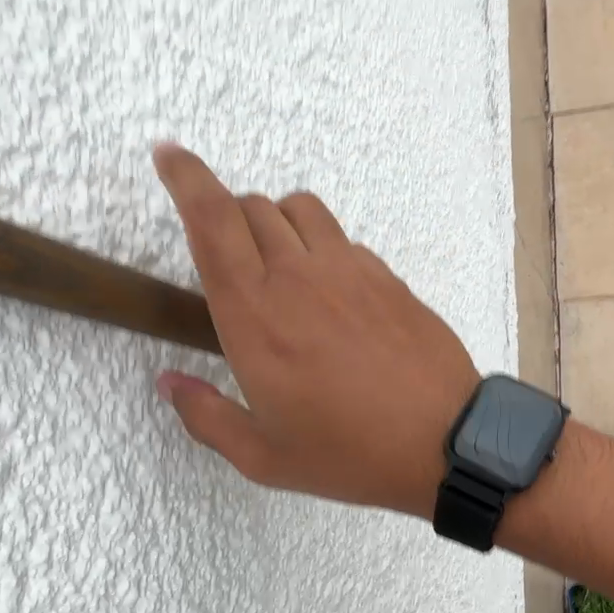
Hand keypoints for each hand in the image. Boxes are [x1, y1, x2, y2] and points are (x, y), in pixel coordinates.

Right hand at [150, 143, 481, 517]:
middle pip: (253, 206)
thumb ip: (206, 417)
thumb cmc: (350, 455)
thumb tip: (169, 383)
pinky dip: (323, 248)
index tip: (169, 155)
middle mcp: (299, 277)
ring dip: (278, 221)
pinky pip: (344, 240)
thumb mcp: (264, 457)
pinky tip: (333, 294)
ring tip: (280, 264)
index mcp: (254, 315)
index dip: (184, 176)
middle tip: (228, 252)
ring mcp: (351, 272)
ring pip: (301, 210)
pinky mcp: (389, 278)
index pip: (210, 218)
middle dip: (228, 213)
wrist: (444, 442)